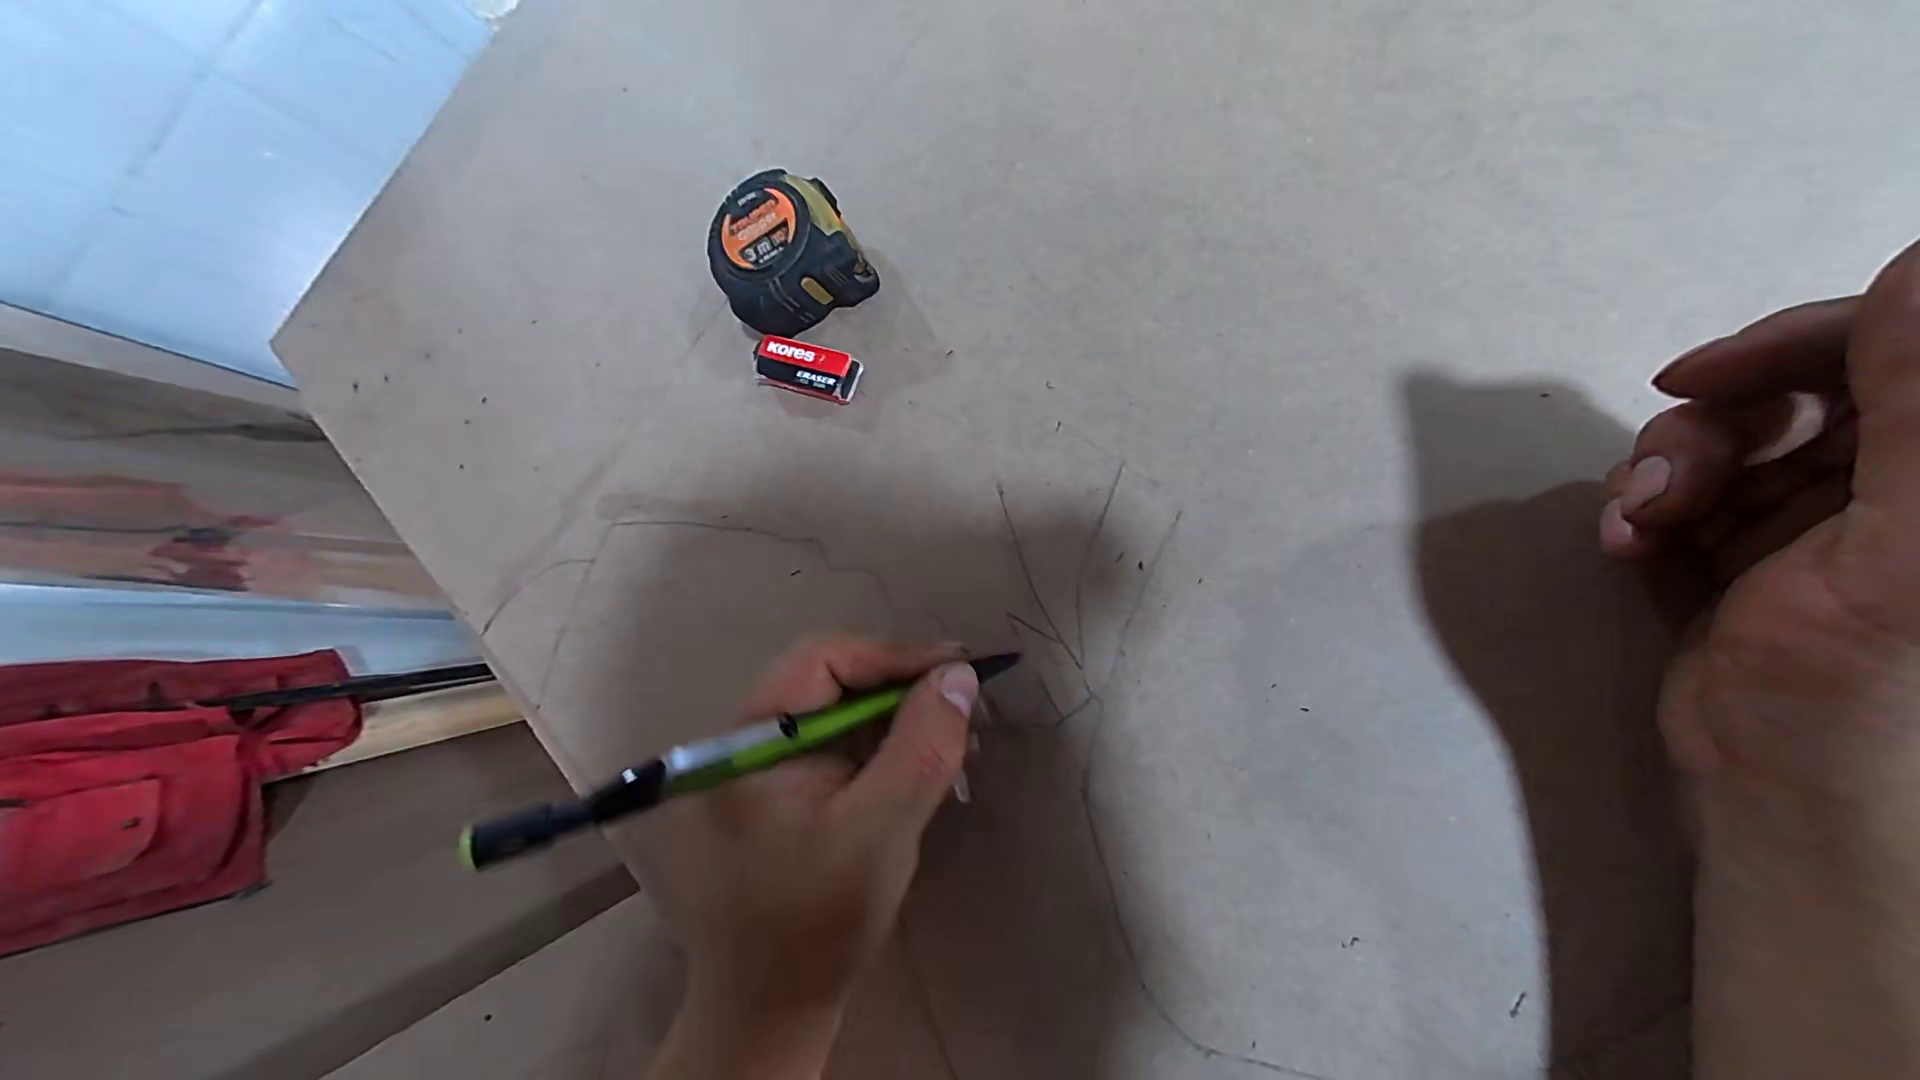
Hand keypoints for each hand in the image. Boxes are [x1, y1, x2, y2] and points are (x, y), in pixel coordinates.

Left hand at [646, 636, 977, 1079]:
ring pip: (843, 709)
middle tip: (965, 702)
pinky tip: (928, 760)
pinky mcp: (786, 785)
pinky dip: (889, 744)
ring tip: (960, 735)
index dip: (893, 656)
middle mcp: (748, 739)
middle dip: (904, 687)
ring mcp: (764, 763)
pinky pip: (842, 742)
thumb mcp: (881, 831)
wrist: (769, 1007)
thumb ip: (922, 748)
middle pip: (833, 680)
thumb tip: (958, 675)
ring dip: (903, 716)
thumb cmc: (818, 923)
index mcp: (749, 742)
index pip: (821, 661)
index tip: (956, 668)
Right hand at [1601, 241, 1919, 1076]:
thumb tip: (1918, 265)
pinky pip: (1683, 496)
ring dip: (1657, 477)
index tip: (1692, 376)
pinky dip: (1643, 512)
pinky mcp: (1747, 550)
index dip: (1800, 342)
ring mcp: (1825, 517)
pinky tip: (1626, 544)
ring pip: (1724, 445)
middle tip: (1653, 481)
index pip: (1899, 347)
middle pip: (1798, 393)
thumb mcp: (1906, 547)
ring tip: (1632, 527)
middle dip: (1704, 431)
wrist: (1785, 788)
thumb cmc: (1870, 685)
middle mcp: (1908, 480)